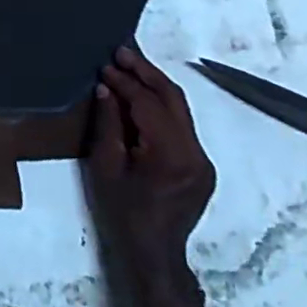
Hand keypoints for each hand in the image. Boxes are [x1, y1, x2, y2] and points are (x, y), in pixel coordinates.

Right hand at [85, 47, 215, 270]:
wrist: (154, 255)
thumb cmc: (122, 212)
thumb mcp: (105, 167)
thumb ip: (108, 124)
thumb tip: (107, 89)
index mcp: (173, 155)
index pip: (150, 105)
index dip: (126, 82)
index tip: (104, 66)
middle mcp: (196, 153)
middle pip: (174, 99)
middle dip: (147, 72)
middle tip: (121, 51)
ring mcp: (203, 159)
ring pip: (180, 110)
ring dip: (154, 86)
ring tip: (128, 65)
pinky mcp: (200, 164)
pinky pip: (180, 125)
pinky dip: (159, 106)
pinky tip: (139, 97)